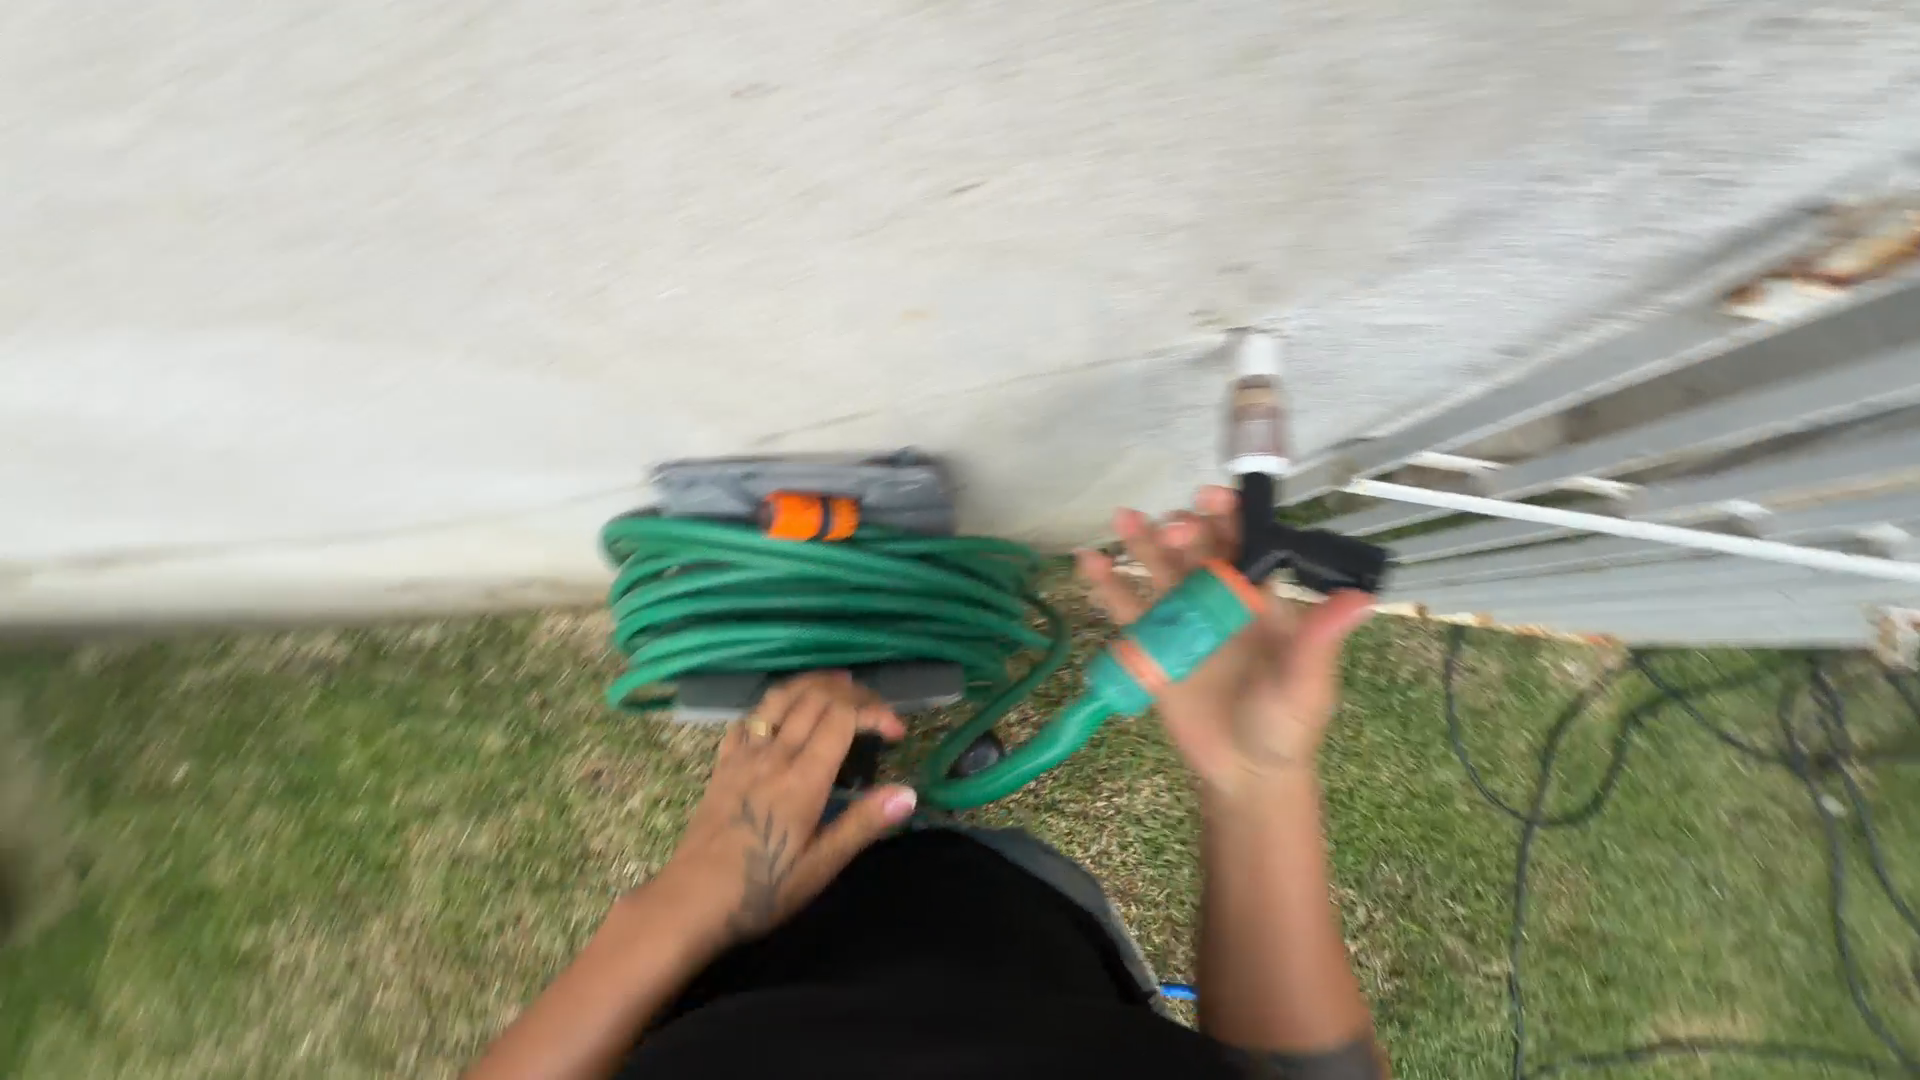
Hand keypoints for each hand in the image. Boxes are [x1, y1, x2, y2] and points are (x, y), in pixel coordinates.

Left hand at [652, 672, 916, 946]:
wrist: (689, 903)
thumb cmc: (762, 890)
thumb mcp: (821, 866)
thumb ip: (864, 824)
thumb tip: (908, 793)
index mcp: (803, 778)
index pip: (843, 717)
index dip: (875, 712)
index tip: (897, 732)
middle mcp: (774, 755)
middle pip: (815, 698)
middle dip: (853, 693)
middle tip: (876, 708)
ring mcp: (744, 756)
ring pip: (780, 698)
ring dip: (813, 683)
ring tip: (839, 683)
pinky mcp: (722, 765)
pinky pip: (749, 719)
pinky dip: (773, 705)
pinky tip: (781, 713)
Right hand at [1075, 486, 1373, 799]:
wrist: (1242, 773)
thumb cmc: (1284, 728)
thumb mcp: (1306, 687)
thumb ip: (1320, 644)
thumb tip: (1360, 599)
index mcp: (1258, 600)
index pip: (1245, 544)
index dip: (1229, 516)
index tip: (1212, 499)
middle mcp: (1218, 600)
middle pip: (1197, 550)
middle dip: (1185, 530)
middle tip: (1174, 530)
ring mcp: (1181, 620)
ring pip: (1158, 570)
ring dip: (1142, 541)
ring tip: (1125, 518)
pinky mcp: (1150, 645)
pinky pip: (1126, 608)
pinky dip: (1107, 583)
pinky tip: (1089, 559)